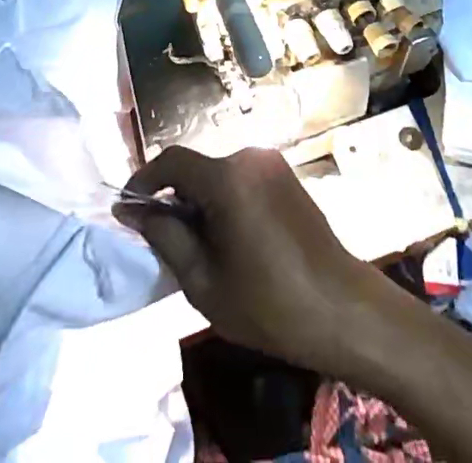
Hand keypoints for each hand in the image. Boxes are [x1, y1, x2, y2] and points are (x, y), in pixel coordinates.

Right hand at [117, 146, 401, 376]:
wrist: (343, 311)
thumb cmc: (269, 304)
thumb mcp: (203, 280)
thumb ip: (164, 236)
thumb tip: (132, 210)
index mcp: (227, 178)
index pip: (170, 161)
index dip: (143, 182)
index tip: (128, 210)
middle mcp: (250, 159)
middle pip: (195, 168)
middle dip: (174, 198)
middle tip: (165, 241)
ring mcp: (273, 165)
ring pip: (217, 175)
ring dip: (200, 201)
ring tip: (199, 247)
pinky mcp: (287, 178)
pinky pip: (241, 180)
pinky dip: (224, 200)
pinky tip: (230, 239)